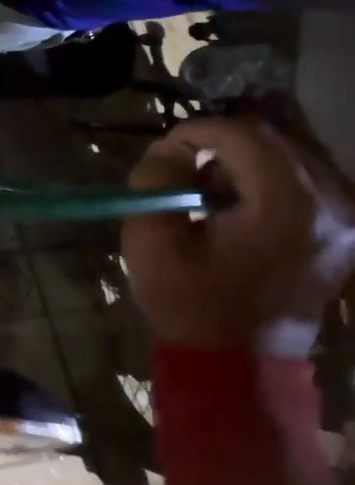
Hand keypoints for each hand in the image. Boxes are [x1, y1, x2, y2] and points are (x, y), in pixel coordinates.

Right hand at [122, 115, 354, 357]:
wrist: (240, 353)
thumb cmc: (188, 297)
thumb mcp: (150, 237)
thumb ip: (156, 180)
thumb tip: (171, 148)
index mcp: (288, 205)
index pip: (243, 135)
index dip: (194, 131)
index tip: (161, 151)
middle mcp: (335, 203)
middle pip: (276, 139)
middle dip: (220, 140)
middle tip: (179, 162)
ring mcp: (348, 217)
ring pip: (296, 154)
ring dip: (245, 157)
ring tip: (206, 181)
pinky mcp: (346, 228)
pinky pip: (309, 178)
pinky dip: (268, 174)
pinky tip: (237, 197)